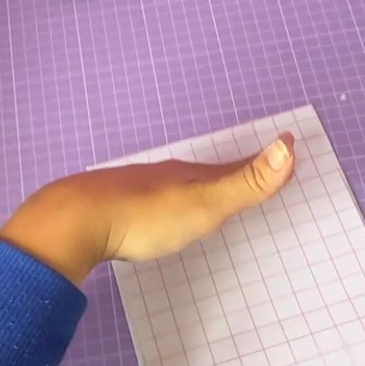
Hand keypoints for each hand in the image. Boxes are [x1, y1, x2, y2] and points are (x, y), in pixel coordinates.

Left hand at [0, 133, 296, 283]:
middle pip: (211, 170)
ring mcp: (139, 188)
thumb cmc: (145, 215)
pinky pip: (154, 198)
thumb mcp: (204, 203)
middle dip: (236, 169)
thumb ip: (246, 182)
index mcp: (192, 175)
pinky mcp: (117, 206)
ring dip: (202, 183)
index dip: (265, 161)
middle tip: (257, 167)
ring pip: (180, 182)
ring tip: (213, 188)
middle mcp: (168, 175)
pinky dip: (171, 200)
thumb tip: (288, 146)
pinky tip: (161, 209)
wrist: (77, 220)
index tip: (287, 145)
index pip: (238, 165)